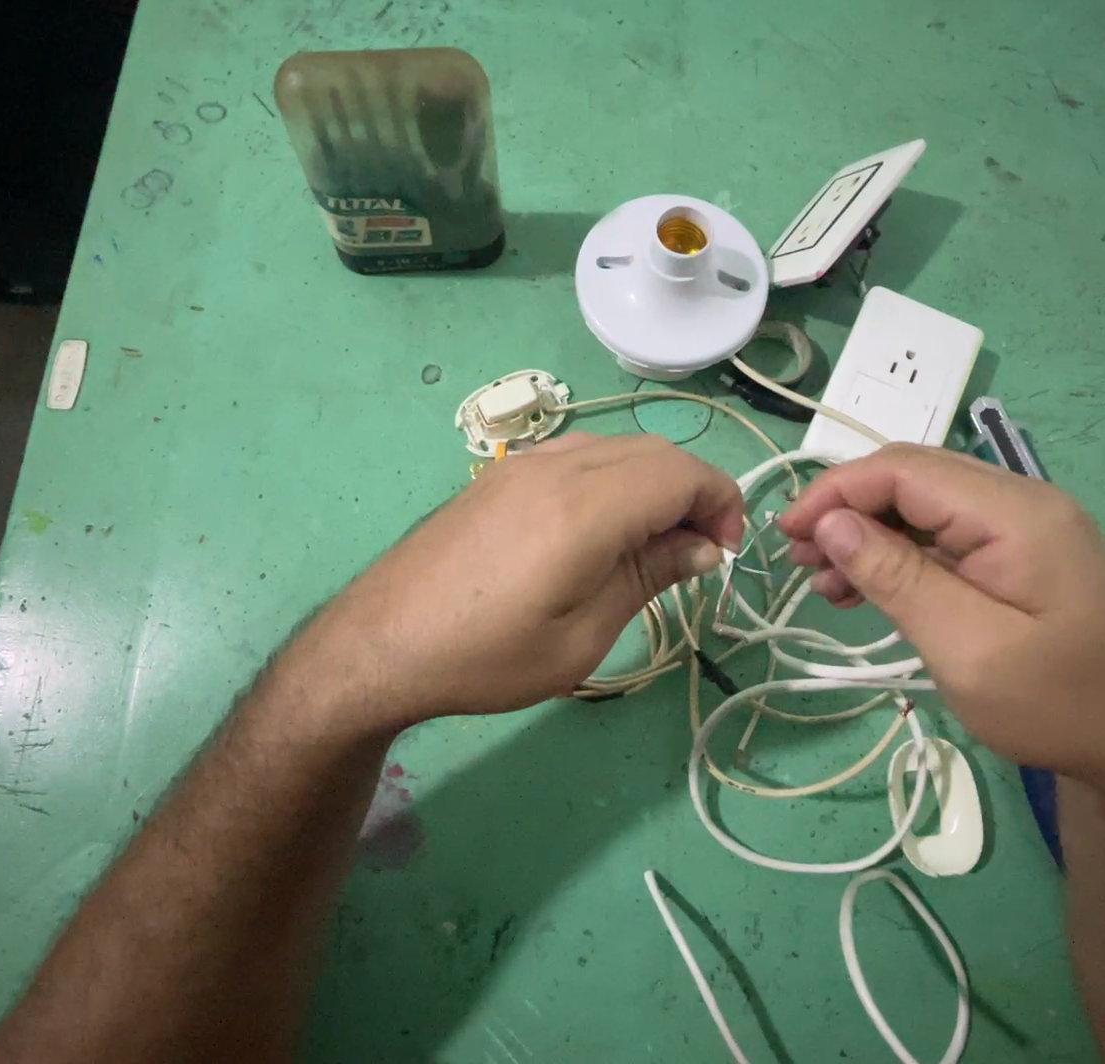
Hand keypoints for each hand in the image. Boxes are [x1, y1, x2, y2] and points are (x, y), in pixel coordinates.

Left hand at [285, 433, 743, 728]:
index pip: (681, 473)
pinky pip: (580, 455)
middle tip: (697, 553)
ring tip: (653, 545)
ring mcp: (524, 463)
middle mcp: (556, 467)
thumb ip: (649, 577)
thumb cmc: (486, 657)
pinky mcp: (502, 473)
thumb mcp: (583, 637)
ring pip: (618, 447)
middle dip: (694, 492)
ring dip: (654, 483)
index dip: (720, 502)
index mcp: (583, 508)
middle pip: (655, 451)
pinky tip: (603, 529)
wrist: (379, 644)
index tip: (725, 552)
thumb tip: (705, 547)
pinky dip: (614, 479)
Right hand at [777, 444, 1104, 787]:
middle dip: (844, 509)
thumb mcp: (968, 649)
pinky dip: (892, 554)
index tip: (787, 532)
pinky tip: (860, 588)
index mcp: (1014, 513)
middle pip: (909, 478)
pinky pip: (939, 534)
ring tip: (822, 580)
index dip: (835, 491)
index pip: (904, 469)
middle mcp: (1019, 501)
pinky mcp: (1013, 553)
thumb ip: (897, 578)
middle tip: (798, 559)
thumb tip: (831, 523)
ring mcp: (1020, 525)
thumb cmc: (1058, 705)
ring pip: (919, 504)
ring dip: (863, 533)